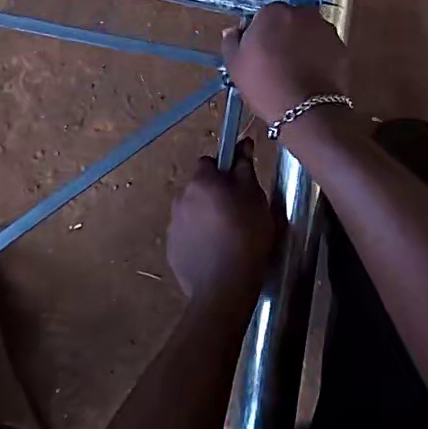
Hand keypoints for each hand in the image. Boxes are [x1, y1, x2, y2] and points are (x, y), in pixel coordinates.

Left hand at [168, 138, 274, 306]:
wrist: (225, 285)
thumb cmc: (246, 233)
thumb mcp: (254, 195)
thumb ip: (245, 166)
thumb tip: (243, 142)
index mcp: (200, 182)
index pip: (209, 162)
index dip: (225, 169)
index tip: (240, 183)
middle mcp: (180, 199)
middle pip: (199, 187)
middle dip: (216, 193)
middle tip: (240, 209)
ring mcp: (173, 227)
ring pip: (193, 211)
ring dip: (207, 216)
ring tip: (230, 234)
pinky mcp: (172, 251)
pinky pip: (188, 235)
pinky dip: (200, 237)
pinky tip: (218, 251)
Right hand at [221, 3, 351, 122]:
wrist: (306, 109)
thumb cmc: (264, 84)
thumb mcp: (236, 65)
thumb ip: (232, 41)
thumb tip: (233, 30)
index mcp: (274, 12)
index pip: (265, 16)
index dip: (262, 34)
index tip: (259, 52)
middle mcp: (303, 13)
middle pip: (290, 20)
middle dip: (284, 35)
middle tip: (277, 61)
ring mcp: (326, 29)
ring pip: (310, 33)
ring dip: (304, 44)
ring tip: (297, 71)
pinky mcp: (342, 47)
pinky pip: (325, 48)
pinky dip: (320, 57)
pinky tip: (312, 76)